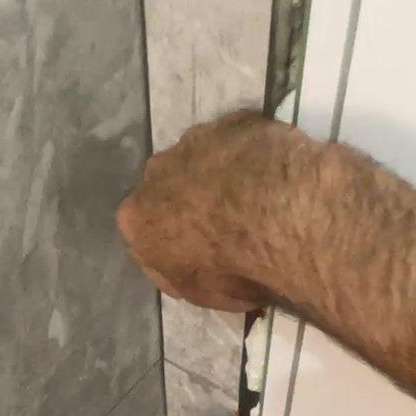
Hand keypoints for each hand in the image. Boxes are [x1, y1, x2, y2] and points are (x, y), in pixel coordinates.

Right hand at [116, 110, 325, 311]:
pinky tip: (275, 173)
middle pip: (170, 188)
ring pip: (203, 159)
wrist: (279, 215)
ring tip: (258, 197)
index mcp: (136, 219)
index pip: (146, 234)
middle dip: (192, 202)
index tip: (203, 255)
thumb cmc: (232, 267)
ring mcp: (194, 140)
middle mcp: (155, 173)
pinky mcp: (234, 120)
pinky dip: (252, 154)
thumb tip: (191, 266)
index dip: (175, 245)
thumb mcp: (202, 294)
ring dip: (222, 175)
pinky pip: (240, 140)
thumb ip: (185, 273)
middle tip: (230, 224)